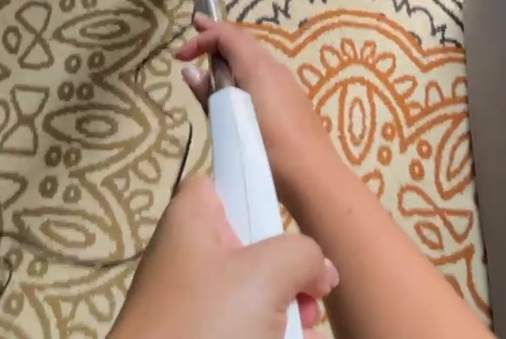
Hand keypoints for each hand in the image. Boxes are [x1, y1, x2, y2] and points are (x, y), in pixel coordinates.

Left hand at [110, 176, 338, 338]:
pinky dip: (269, 333)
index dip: (258, 193)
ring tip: (306, 327)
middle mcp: (187, 253)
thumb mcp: (266, 274)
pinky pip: (241, 325)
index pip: (222, 182)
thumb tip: (318, 266)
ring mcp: (190, 301)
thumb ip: (301, 252)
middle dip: (288, 269)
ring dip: (286, 308)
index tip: (288, 225)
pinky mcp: (196, 336)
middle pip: (249, 243)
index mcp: (190, 218)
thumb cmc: (206, 322)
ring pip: (251, 292)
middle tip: (311, 292)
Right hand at [174, 16, 337, 197]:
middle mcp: (274, 67)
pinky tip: (238, 80)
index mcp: (257, 68)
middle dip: (217, 34)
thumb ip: (210, 94)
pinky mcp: (293, 96)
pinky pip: (263, 69)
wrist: (314, 179)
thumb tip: (190, 70)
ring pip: (254, 53)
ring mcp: (287, 81)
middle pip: (242, 39)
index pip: (227, 37)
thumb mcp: (229, 124)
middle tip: (196, 28)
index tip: (179, 55)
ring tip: (211, 53)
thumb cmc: (268, 151)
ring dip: (231, 50)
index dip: (202, 38)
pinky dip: (244, 64)